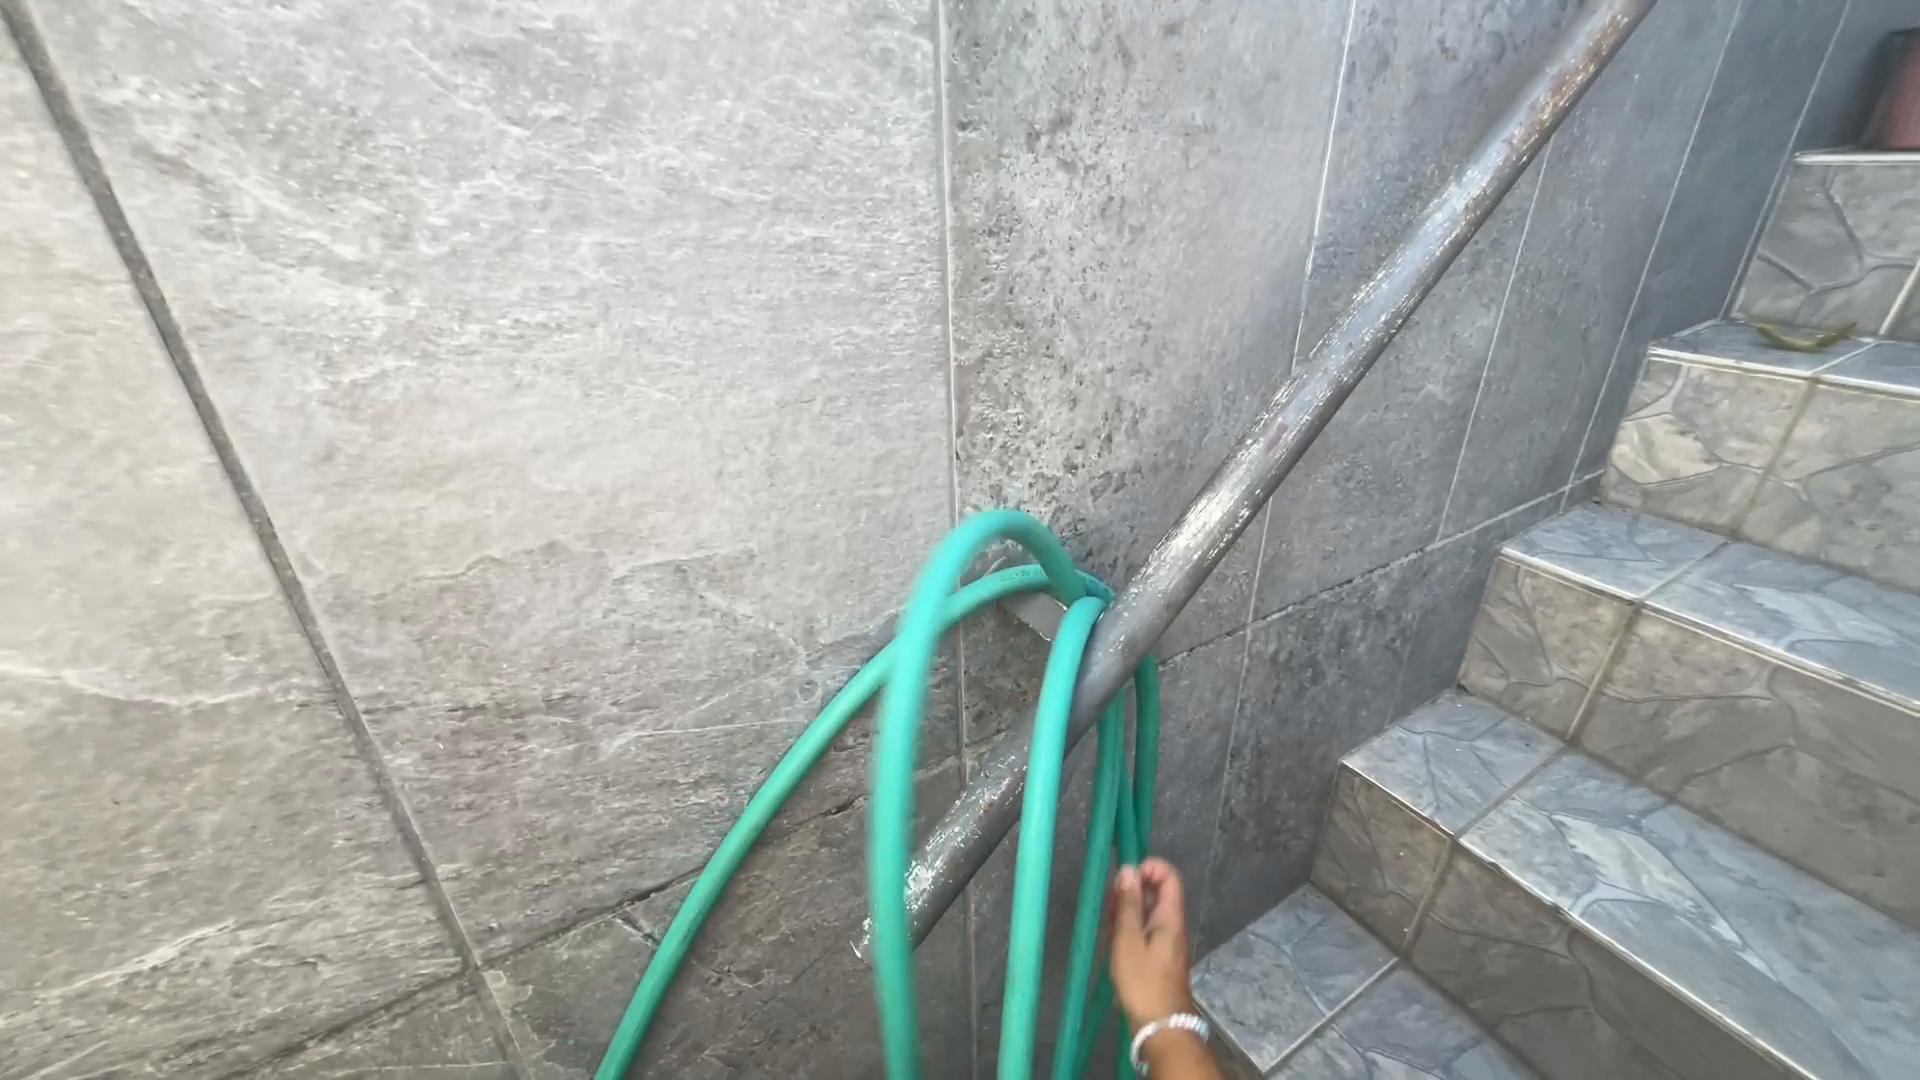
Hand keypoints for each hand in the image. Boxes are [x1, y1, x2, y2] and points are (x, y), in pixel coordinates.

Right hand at [1107, 858, 1193, 1029]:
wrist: (1160, 1027)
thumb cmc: (1142, 982)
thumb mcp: (1128, 940)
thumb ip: (1128, 904)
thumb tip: (1128, 869)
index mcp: (1170, 916)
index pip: (1168, 875)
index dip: (1148, 868)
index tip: (1125, 878)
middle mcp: (1172, 924)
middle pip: (1155, 891)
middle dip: (1130, 891)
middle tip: (1110, 907)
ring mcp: (1166, 940)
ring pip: (1147, 910)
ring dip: (1126, 911)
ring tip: (1109, 927)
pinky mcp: (1158, 954)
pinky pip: (1144, 928)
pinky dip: (1128, 928)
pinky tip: (1113, 941)